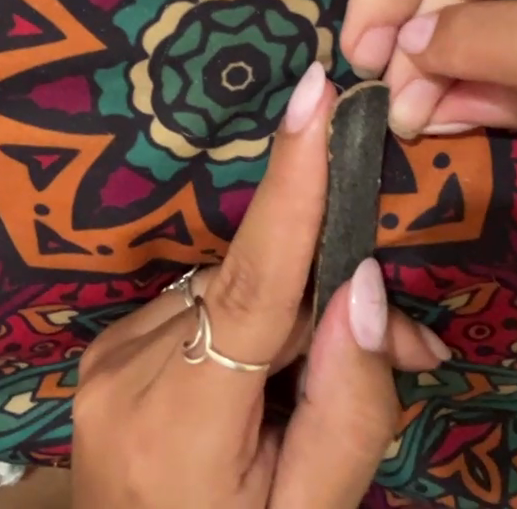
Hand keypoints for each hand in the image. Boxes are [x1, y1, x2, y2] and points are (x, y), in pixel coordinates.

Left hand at [72, 64, 448, 508]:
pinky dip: (246, 327)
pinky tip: (266, 381)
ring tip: (322, 389)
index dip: (291, 183)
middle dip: (331, 299)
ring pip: (229, 293)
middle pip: (253, 289)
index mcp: (176, 423)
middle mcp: (125, 369)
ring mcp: (106, 355)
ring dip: (290, 319)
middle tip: (410, 346)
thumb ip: (349, 407)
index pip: (250, 282)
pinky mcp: (106, 348)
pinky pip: (199, 309)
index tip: (314, 92)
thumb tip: (362, 283)